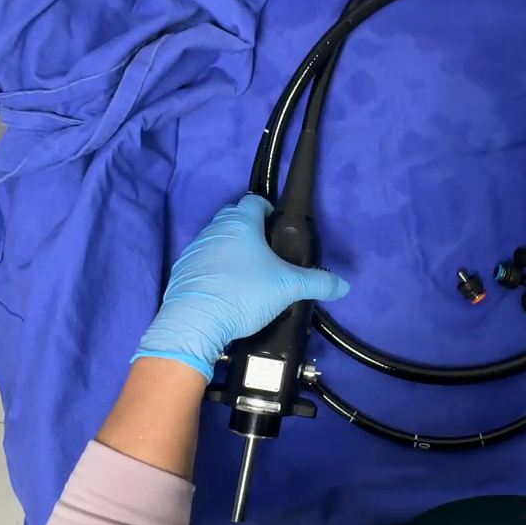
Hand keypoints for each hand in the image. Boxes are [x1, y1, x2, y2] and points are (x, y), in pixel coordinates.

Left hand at [133, 194, 349, 379]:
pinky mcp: (182, 271)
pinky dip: (215, 268)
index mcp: (240, 222)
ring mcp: (195, 249)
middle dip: (250, 229)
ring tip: (248, 273)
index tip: (278, 228)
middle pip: (234, 218)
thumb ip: (317, 283)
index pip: (255, 201)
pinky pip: (203, 261)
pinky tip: (226, 289)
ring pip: (217, 239)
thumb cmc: (244, 293)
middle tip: (268, 252)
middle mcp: (215, 229)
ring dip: (231, 249)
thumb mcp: (288, 287)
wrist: (196, 323)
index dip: (269, 210)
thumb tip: (343, 285)